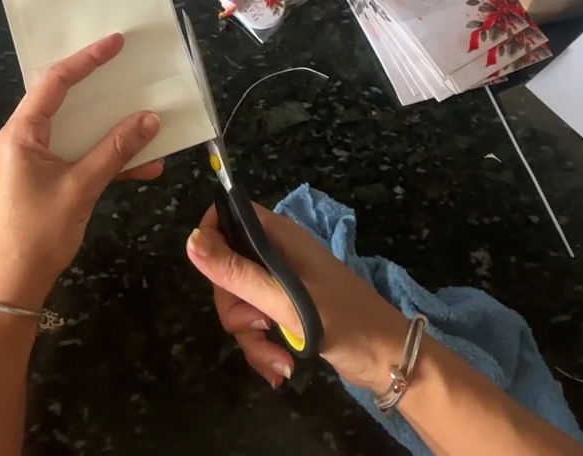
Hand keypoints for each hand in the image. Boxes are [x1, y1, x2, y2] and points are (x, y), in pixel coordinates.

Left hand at [0, 33, 164, 310]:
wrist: (8, 289)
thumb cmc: (36, 232)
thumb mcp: (79, 188)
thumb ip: (115, 151)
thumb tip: (150, 119)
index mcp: (21, 133)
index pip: (54, 83)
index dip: (86, 60)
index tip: (115, 43)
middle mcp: (23, 140)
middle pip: (65, 102)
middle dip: (101, 90)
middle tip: (129, 71)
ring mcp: (33, 162)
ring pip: (77, 133)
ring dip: (111, 131)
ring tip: (147, 121)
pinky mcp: (44, 182)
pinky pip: (79, 159)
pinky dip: (107, 160)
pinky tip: (143, 168)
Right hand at [186, 204, 409, 391]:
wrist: (391, 361)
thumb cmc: (343, 321)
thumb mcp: (285, 300)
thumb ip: (237, 272)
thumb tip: (191, 241)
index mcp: (278, 236)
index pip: (227, 215)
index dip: (211, 239)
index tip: (214, 273)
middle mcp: (276, 253)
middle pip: (226, 267)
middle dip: (235, 306)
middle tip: (257, 325)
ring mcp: (281, 283)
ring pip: (239, 301)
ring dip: (250, 337)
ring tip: (277, 359)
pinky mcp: (286, 310)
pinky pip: (256, 323)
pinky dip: (262, 347)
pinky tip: (279, 367)